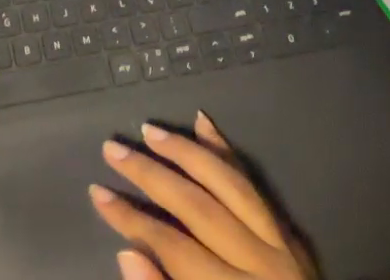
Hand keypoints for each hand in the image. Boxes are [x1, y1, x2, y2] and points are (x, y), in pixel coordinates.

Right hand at [90, 112, 317, 279]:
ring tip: (150, 130)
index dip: (132, 219)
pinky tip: (203, 123)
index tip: (97, 193)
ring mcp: (281, 247)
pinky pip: (256, 186)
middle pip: (198, 207)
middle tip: (113, 149)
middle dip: (151, 175)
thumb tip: (127, 253)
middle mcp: (261, 265)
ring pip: (229, 184)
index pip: (173, 247)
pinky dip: (228, 153)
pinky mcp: (292, 237)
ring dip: (187, 153)